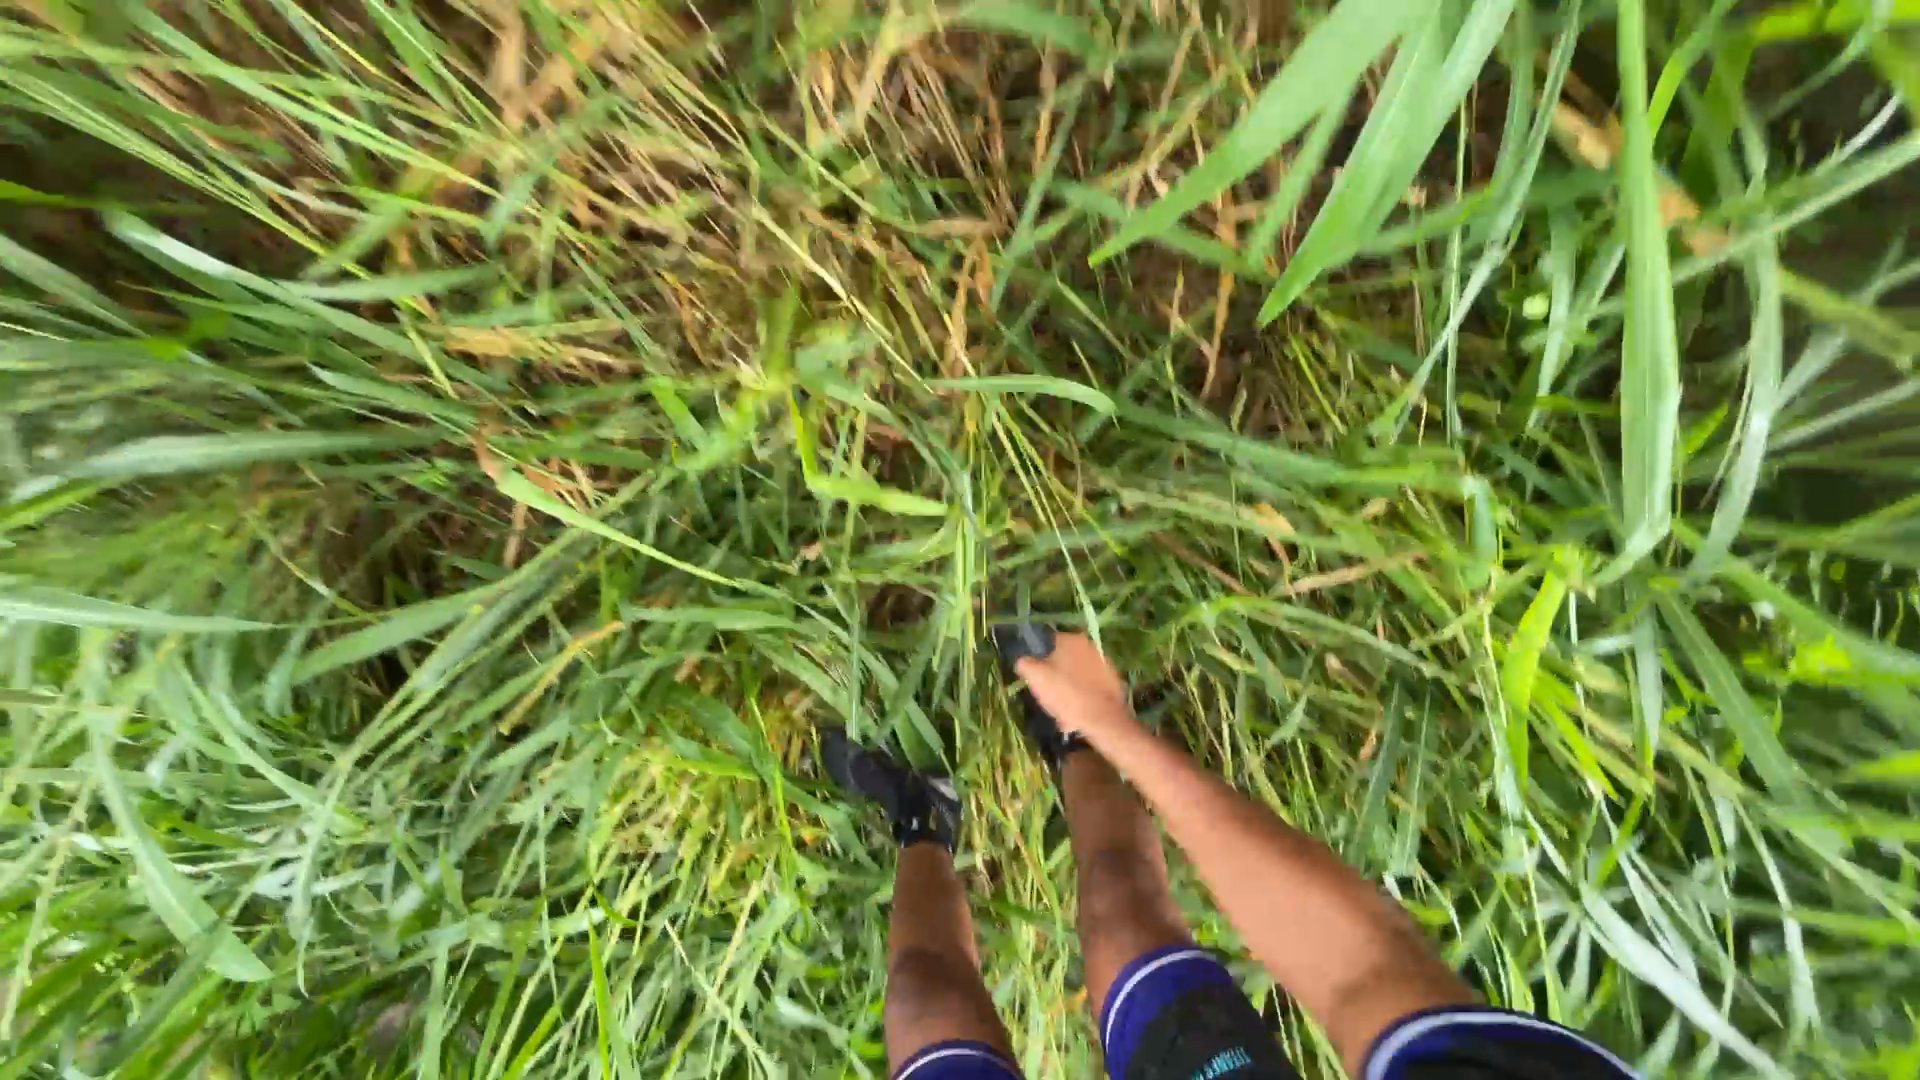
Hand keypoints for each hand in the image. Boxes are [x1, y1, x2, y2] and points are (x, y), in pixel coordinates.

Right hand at [1013, 632, 1136, 738]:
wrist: (1102, 719)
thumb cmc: (1066, 694)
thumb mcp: (1035, 677)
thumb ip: (1025, 663)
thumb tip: (1023, 660)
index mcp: (1070, 639)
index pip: (1047, 642)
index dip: (1038, 659)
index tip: (1035, 676)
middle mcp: (1089, 644)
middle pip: (1063, 658)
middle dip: (1055, 673)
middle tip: (1048, 693)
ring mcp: (1104, 662)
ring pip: (1077, 673)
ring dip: (1069, 686)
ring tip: (1062, 708)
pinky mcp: (1113, 680)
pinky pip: (1090, 685)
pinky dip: (1082, 695)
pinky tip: (1077, 712)